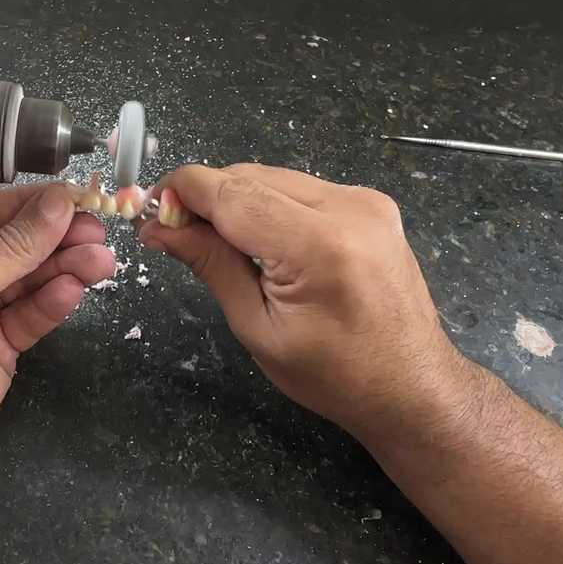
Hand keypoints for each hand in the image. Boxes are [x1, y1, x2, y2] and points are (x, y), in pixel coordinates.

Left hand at [0, 182, 115, 489]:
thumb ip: (12, 245)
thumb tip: (59, 202)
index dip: (31, 203)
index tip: (77, 197)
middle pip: (12, 243)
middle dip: (55, 237)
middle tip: (98, 232)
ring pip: (28, 278)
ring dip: (64, 267)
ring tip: (102, 261)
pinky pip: (30, 313)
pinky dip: (53, 301)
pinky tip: (76, 289)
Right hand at [139, 164, 471, 440]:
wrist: (413, 386)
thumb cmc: (332, 376)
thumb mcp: (256, 327)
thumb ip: (210, 264)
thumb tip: (157, 227)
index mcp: (318, 245)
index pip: (231, 192)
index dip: (181, 192)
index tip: (149, 210)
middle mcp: (348, 207)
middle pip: (249, 177)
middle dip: (204, 198)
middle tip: (173, 233)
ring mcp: (365, 200)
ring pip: (272, 178)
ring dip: (233, 200)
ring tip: (212, 240)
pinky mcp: (370, 203)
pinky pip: (298, 188)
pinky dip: (266, 204)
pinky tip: (256, 239)